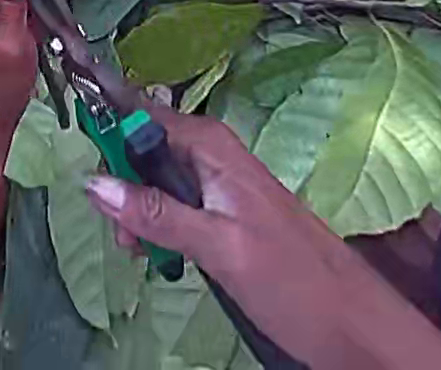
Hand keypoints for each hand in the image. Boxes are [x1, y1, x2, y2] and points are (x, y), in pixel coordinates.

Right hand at [84, 106, 440, 369]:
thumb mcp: (218, 246)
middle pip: (140, 146)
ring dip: (135, 208)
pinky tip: (157, 253)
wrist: (356, 328)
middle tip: (119, 232)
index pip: (138, 112)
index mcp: (207, 142)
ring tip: (138, 251)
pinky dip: (155, 222)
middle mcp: (208, 150)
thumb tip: (93, 182)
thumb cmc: (292, 279)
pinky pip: (171, 200)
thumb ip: (154, 214)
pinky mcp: (218, 207)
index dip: (106, 124)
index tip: (84, 156)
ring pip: (152, 177)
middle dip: (120, 182)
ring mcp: (214, 179)